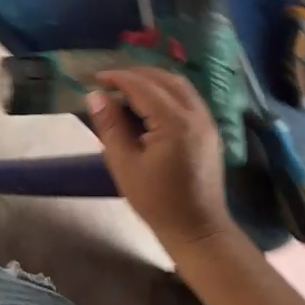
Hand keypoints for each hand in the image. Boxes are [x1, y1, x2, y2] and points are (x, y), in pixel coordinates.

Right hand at [89, 68, 234, 247]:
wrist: (198, 230)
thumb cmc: (156, 201)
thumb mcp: (124, 164)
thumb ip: (110, 126)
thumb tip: (95, 95)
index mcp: (175, 122)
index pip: (143, 86)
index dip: (118, 78)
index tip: (95, 78)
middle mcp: (196, 115)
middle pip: (165, 79)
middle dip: (135, 74)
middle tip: (109, 82)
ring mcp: (207, 122)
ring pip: (179, 86)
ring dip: (152, 81)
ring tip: (126, 90)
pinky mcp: (209, 131)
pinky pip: (187, 98)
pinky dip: (166, 92)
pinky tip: (148, 105)